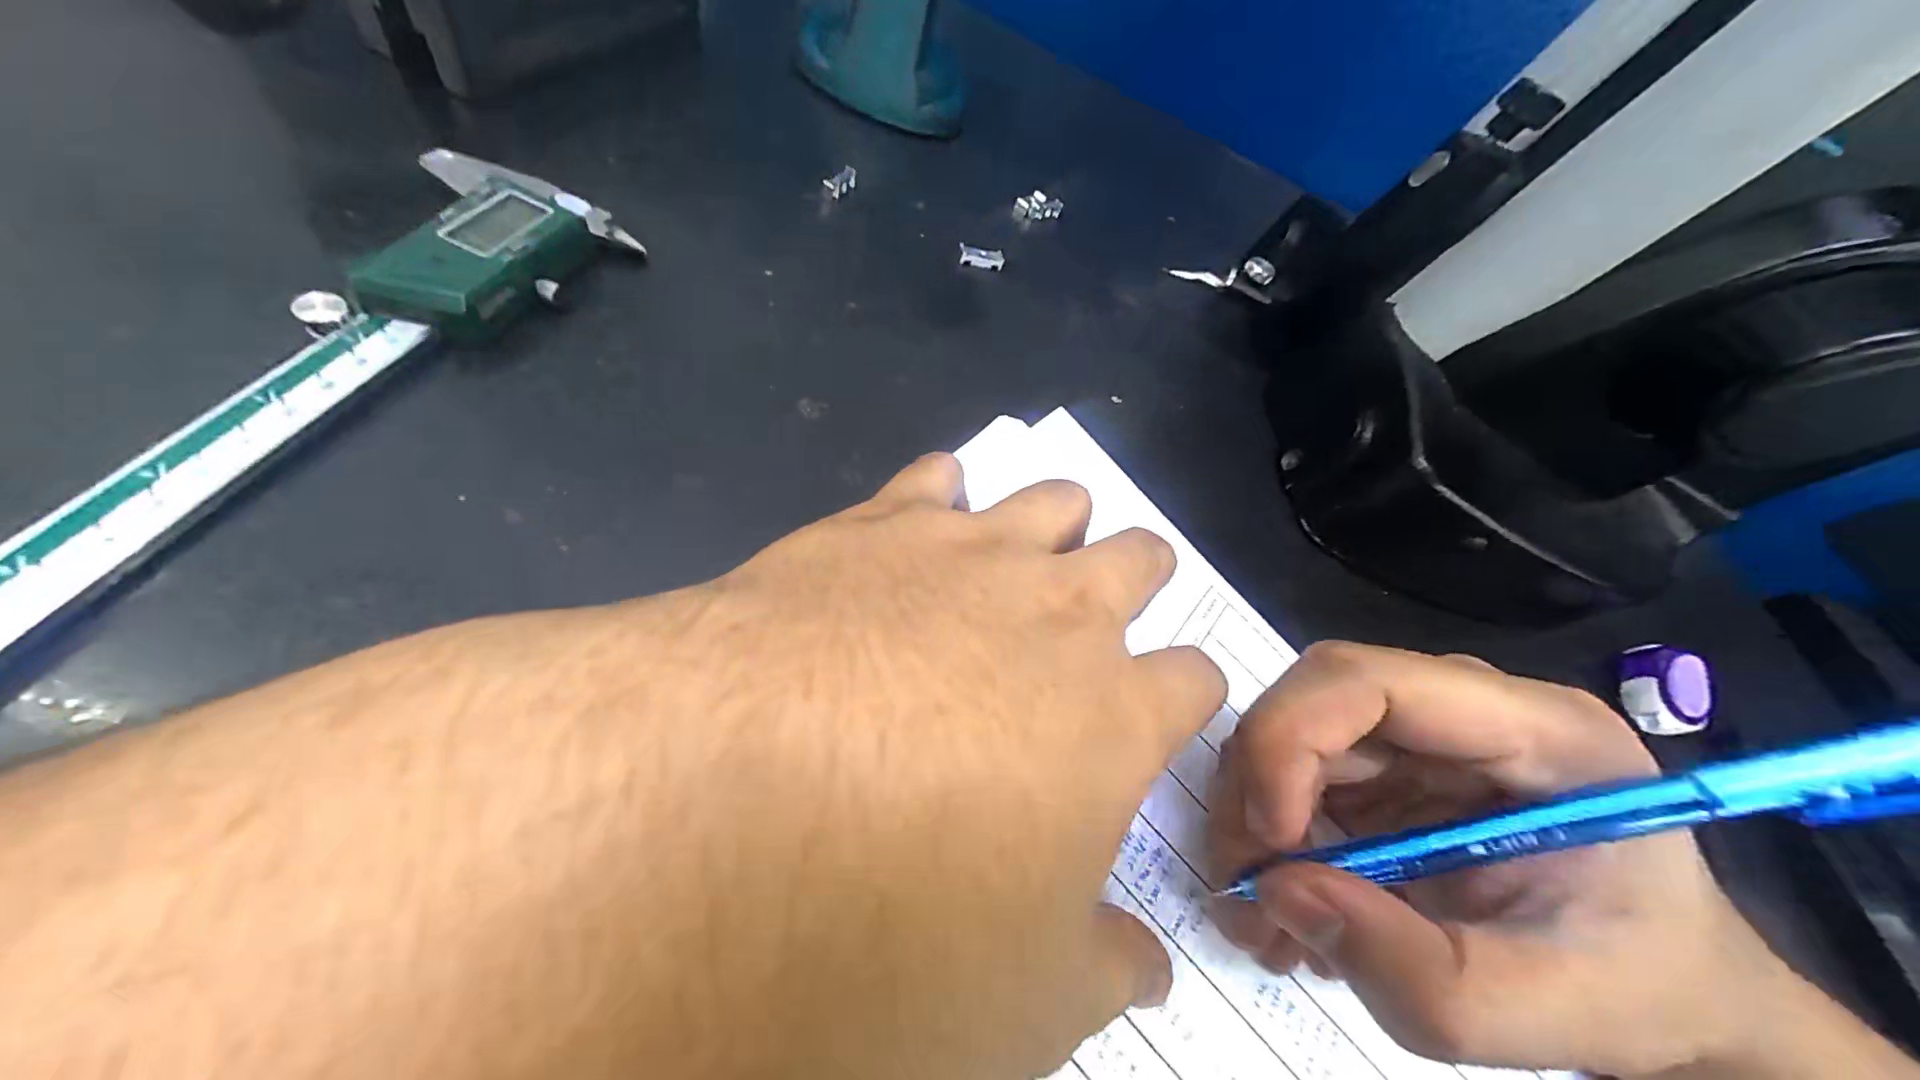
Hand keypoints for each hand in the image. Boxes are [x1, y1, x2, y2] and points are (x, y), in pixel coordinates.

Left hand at [641, 454, 1226, 1077]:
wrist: (727, 795)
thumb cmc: (891, 914)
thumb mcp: (1023, 997)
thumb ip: (1106, 968)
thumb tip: (1148, 968)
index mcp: (1112, 712)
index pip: (1195, 679)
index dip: (1186, 694)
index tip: (1164, 708)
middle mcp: (1057, 611)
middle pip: (1139, 560)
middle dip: (1140, 574)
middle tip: (1113, 597)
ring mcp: (969, 554)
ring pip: (1056, 500)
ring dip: (1060, 519)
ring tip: (1041, 542)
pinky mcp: (882, 523)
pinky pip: (935, 477)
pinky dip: (941, 491)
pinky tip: (926, 516)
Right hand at [1205, 643, 1792, 1076]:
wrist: (1669, 994)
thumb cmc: (1631, 993)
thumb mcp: (1535, 1016)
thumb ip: (1410, 971)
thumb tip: (1276, 890)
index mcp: (1533, 730)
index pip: (1363, 681)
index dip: (1289, 740)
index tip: (1272, 838)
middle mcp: (1461, 708)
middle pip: (1308, 706)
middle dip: (1255, 794)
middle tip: (1244, 891)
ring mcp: (1417, 734)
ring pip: (1285, 739)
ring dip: (1251, 824)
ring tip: (1264, 921)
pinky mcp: (1383, 764)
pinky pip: (1292, 776)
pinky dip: (1267, 839)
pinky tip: (1289, 905)